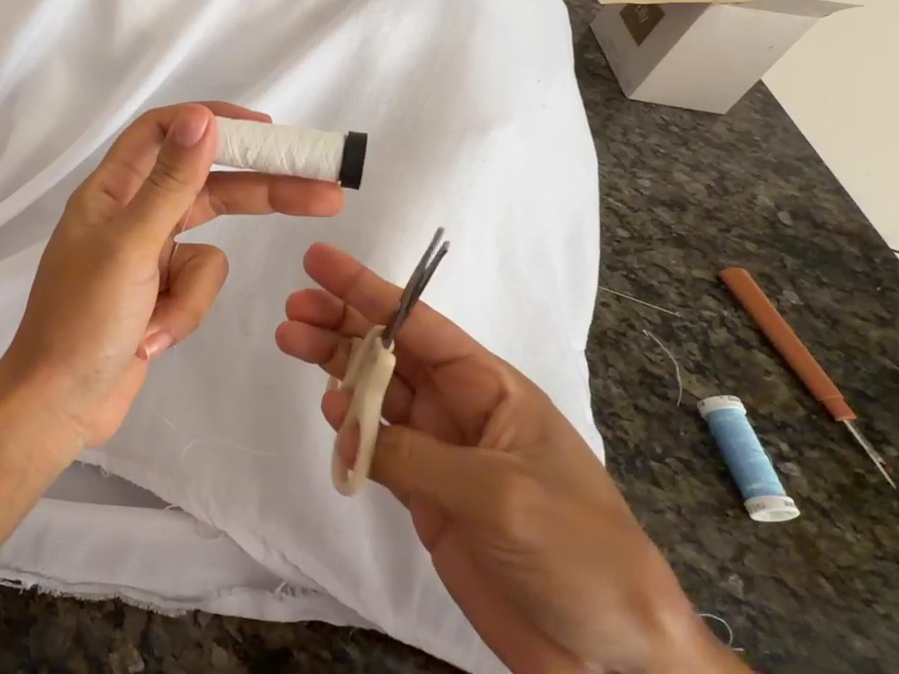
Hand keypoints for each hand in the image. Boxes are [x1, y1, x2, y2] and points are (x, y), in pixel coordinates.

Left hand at [0, 102, 343, 448]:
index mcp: (110, 190)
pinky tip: (151, 340)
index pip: (163, 131)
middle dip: (258, 191)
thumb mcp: (130, 246)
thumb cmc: (84, 320)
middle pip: (206, 184)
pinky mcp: (161, 294)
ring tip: (160, 324)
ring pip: (208, 250)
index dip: (214, 121)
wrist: (61, 405)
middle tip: (326, 190)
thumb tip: (200, 117)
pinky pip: (198, 287)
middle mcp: (130, 214)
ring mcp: (148, 256)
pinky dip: (183, 314)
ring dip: (193, 292)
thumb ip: (171, 182)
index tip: (269, 133)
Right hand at [275, 243, 744, 672]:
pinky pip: (375, 450)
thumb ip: (416, 454)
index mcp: (493, 391)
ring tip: (290, 345)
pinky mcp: (427, 497)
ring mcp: (442, 454)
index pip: (420, 326)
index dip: (367, 290)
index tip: (318, 262)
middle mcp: (462, 412)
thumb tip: (351, 428)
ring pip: (375, 395)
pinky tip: (329, 416)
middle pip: (390, 354)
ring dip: (335, 369)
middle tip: (291, 310)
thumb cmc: (577, 551)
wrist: (608, 650)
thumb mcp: (499, 493)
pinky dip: (347, 432)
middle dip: (340, 325)